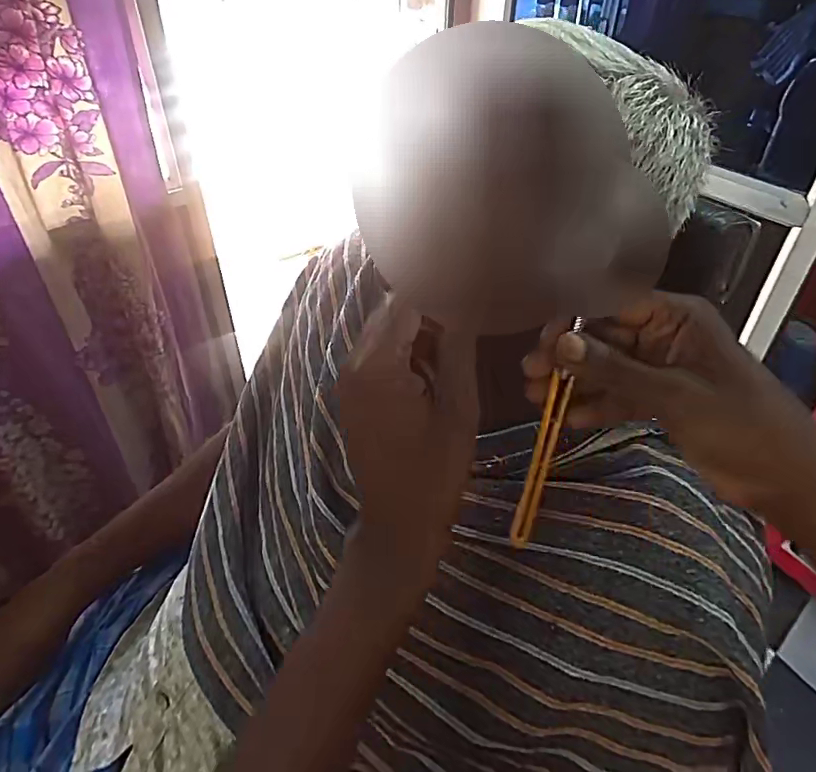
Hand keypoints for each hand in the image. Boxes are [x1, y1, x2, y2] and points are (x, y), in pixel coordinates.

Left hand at [336, 294, 479, 579]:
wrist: (398, 523)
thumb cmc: (435, 471)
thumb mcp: (459, 408)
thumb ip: (457, 349)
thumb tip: (463, 306)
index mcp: (376, 365)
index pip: (405, 304)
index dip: (438, 295)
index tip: (468, 292)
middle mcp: (353, 364)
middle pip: (390, 314)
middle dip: (427, 314)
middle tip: (465, 326)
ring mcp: (347, 378)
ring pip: (384, 332)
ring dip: (416, 334)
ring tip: (452, 350)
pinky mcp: (351, 392)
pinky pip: (377, 354)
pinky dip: (403, 353)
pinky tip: (431, 371)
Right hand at [521, 292, 815, 514]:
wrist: (794, 484)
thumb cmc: (742, 427)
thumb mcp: (674, 396)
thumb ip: (614, 369)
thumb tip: (559, 343)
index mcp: (677, 318)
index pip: (612, 304)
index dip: (572, 319)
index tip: (541, 342)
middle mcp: (666, 335)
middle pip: (604, 336)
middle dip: (567, 356)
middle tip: (530, 374)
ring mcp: (664, 368)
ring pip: (608, 367)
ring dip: (575, 382)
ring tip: (537, 398)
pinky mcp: (664, 398)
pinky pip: (621, 393)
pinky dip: (598, 405)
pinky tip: (568, 420)